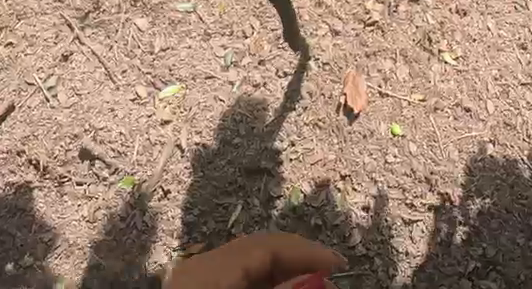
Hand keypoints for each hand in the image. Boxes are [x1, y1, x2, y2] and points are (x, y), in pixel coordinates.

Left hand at [164, 233, 343, 288]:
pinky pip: (234, 282)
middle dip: (296, 264)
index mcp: (208, 273)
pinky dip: (261, 287)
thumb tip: (319, 282)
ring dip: (281, 278)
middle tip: (331, 280)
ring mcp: (191, 283)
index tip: (340, 264)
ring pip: (246, 268)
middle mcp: (197, 270)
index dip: (306, 252)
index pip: (266, 247)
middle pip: (257, 253)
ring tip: (311, 288)